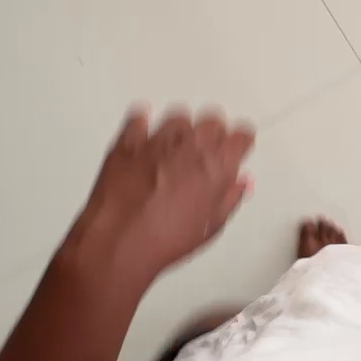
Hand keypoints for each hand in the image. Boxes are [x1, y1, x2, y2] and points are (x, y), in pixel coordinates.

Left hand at [60, 106, 255, 286]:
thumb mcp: (211, 227)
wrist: (118, 243)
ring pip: (179, 117)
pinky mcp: (129, 140)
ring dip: (181, 129)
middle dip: (213, 133)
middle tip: (206, 152)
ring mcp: (158, 139)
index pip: (242, 135)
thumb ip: (231, 198)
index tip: (236, 149)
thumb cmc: (166, 240)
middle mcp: (191, 144)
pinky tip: (144, 134)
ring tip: (175, 148)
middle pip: (212, 120)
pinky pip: (139, 118)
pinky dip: (143, 123)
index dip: (240, 143)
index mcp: (218, 163)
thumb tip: (242, 182)